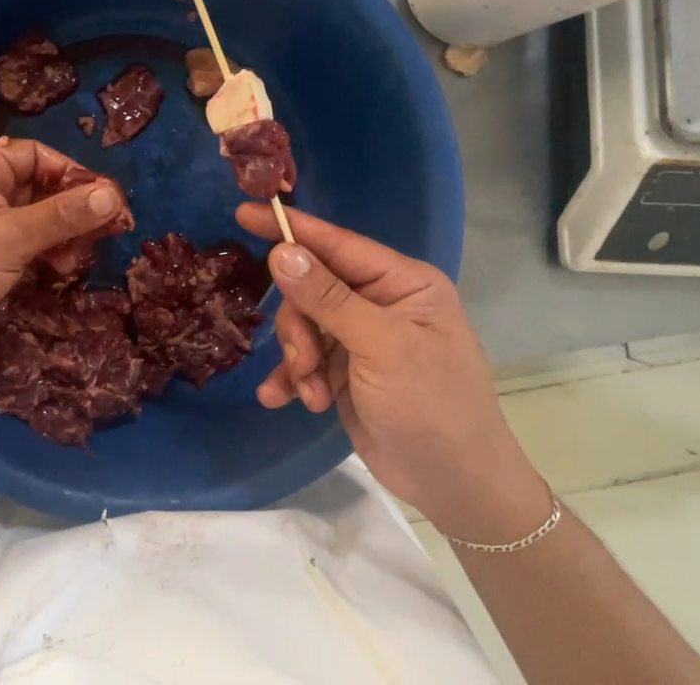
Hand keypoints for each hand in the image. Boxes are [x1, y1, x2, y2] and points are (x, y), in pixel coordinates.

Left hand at [0, 140, 125, 364]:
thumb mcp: (12, 239)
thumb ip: (63, 215)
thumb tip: (114, 195)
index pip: (38, 156)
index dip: (75, 177)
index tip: (108, 204)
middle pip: (37, 185)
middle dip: (70, 211)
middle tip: (105, 236)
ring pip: (30, 214)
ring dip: (58, 234)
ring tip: (76, 262)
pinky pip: (16, 236)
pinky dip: (38, 249)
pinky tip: (58, 269)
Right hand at [238, 203, 550, 543]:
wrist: (456, 487)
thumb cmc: (431, 405)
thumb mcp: (379, 346)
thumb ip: (327, 298)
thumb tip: (281, 251)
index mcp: (403, 283)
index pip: (337, 244)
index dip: (291, 229)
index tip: (244, 212)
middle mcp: (381, 303)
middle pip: (311, 288)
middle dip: (299, 326)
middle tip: (304, 361)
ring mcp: (362, 339)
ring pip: (303, 325)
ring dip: (299, 359)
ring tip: (311, 392)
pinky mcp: (346, 372)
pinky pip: (305, 361)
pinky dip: (294, 379)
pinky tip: (280, 399)